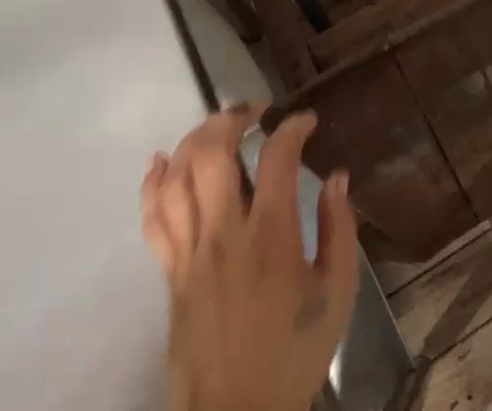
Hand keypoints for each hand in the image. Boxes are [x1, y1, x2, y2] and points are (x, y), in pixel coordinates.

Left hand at [141, 107, 357, 410]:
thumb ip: (340, 229)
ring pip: (175, 176)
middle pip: (210, 153)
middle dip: (232, 117)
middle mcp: (223, 233)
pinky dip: (153, 182)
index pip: (276, 157)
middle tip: (256, 111)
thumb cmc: (295, 349)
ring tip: (217, 127)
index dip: (293, 127)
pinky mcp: (169, 272)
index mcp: (271, 235)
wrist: (237, 410)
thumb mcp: (338, 292)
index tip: (307, 120)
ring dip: (193, 140)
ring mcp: (189, 251)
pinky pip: (151, 216)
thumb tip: (338, 177)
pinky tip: (162, 160)